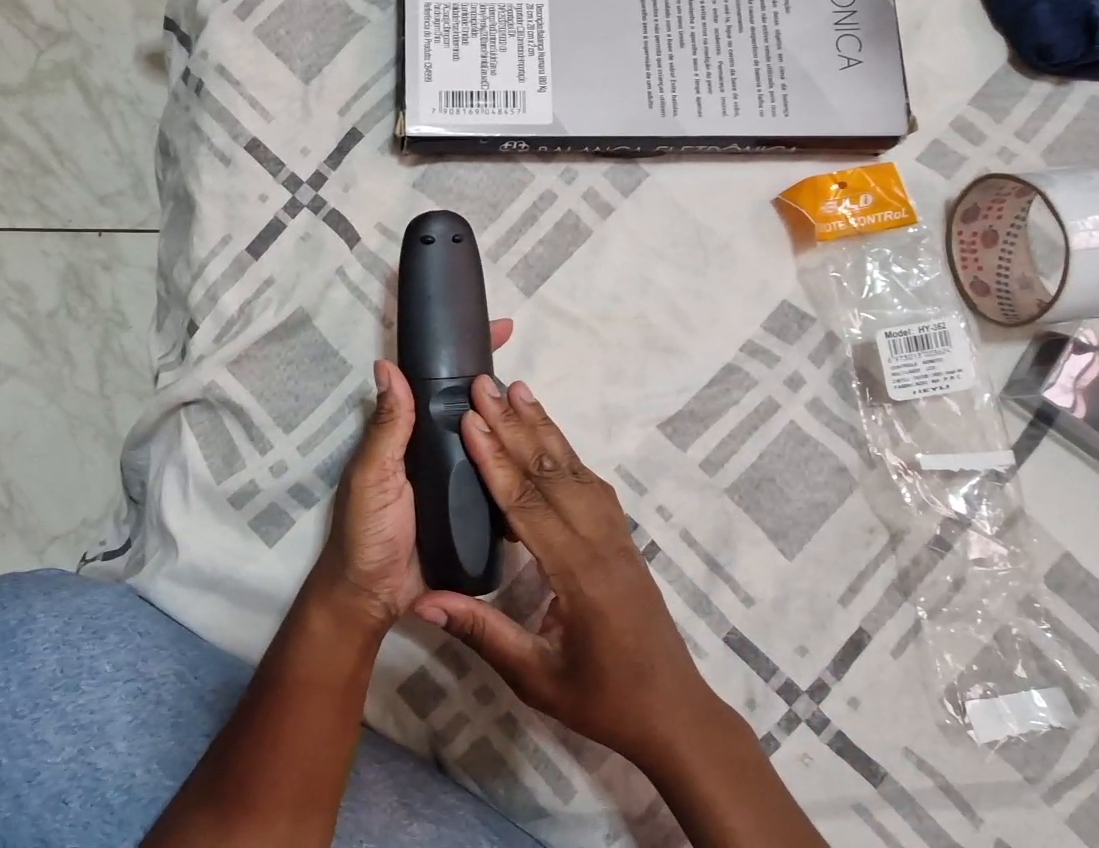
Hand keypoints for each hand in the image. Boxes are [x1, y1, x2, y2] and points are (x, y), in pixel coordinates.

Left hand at [311, 320, 512, 629]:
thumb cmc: (366, 531)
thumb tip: (386, 364)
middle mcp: (434, 451)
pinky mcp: (473, 512)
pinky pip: (498, 484)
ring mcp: (456, 481)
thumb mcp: (373, 474)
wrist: (377, 596)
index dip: (463, 355)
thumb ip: (386, 427)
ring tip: (541, 413)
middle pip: (469, 411)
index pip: (436, 384)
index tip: (497, 329)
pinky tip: (540, 461)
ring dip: (512, 428)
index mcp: (407, 435)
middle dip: (497, 389)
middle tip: (527, 377)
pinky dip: (517, 470)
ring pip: (489, 445)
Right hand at [411, 378, 721, 766]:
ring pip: (577, 471)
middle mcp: (602, 545)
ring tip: (518, 390)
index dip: (495, 460)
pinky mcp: (623, 541)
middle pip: (551, 473)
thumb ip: (481, 634)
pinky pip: (592, 486)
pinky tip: (549, 438)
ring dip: (544, 428)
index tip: (470, 420)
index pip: (528, 505)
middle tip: (485, 384)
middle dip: (515, 425)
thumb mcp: (536, 677)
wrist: (675, 715)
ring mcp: (618, 539)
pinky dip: (566, 453)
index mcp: (579, 576)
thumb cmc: (603, 700)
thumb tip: (422, 601)